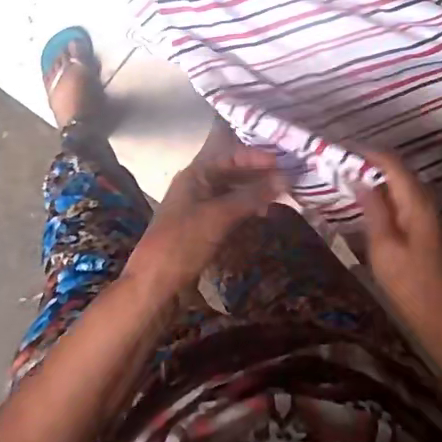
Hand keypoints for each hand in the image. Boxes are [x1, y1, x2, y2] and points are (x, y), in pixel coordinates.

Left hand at [123, 148, 282, 299]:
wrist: (154, 285)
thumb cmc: (183, 243)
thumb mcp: (219, 216)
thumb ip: (251, 196)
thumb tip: (284, 178)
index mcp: (194, 175)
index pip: (229, 156)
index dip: (255, 156)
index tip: (282, 160)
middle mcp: (197, 186)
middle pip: (232, 173)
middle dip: (258, 174)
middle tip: (287, 177)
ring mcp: (199, 208)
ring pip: (232, 193)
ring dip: (254, 193)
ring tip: (280, 196)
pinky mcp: (203, 229)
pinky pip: (229, 211)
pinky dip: (246, 211)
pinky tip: (262, 215)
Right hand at [358, 152, 441, 335]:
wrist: (441, 318)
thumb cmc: (409, 284)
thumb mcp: (384, 246)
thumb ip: (373, 209)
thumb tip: (359, 179)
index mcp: (416, 202)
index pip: (391, 163)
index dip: (367, 154)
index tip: (340, 151)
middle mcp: (424, 201)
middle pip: (396, 170)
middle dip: (369, 164)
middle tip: (339, 166)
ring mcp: (426, 214)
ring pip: (399, 185)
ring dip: (375, 180)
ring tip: (346, 181)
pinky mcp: (423, 227)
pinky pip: (401, 199)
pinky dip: (383, 195)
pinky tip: (365, 204)